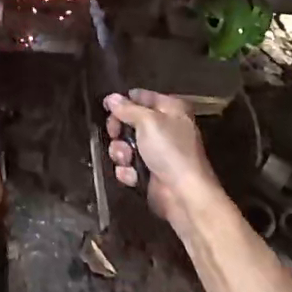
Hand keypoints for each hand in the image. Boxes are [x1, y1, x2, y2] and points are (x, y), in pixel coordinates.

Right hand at [104, 90, 221, 227]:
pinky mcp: (149, 172)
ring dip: (121, 152)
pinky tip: (133, 176)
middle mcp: (164, 127)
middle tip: (115, 134)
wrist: (184, 194)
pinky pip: (129, 166)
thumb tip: (111, 98)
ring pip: (126, 145)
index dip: (124, 101)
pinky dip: (128, 171)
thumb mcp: (148, 122)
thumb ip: (127, 108)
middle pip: (129, 121)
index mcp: (170, 109)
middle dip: (119, 130)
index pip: (141, 96)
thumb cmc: (170, 150)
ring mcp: (156, 151)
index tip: (108, 107)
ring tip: (127, 158)